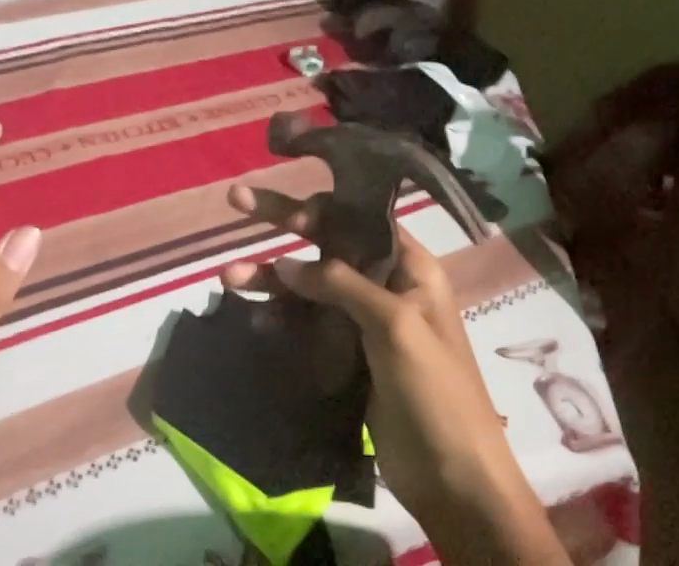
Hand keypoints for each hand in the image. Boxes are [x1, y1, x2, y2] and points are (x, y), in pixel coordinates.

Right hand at [221, 185, 566, 565]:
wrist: (452, 478)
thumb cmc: (435, 391)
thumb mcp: (394, 325)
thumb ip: (340, 283)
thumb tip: (285, 261)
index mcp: (410, 268)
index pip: (358, 218)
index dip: (318, 205)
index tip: (280, 207)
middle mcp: (385, 285)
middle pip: (325, 243)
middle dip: (281, 223)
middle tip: (234, 199)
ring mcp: (362, 321)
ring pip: (307, 284)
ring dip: (268, 277)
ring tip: (226, 278)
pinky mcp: (345, 355)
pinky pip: (304, 322)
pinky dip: (277, 316)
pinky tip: (252, 319)